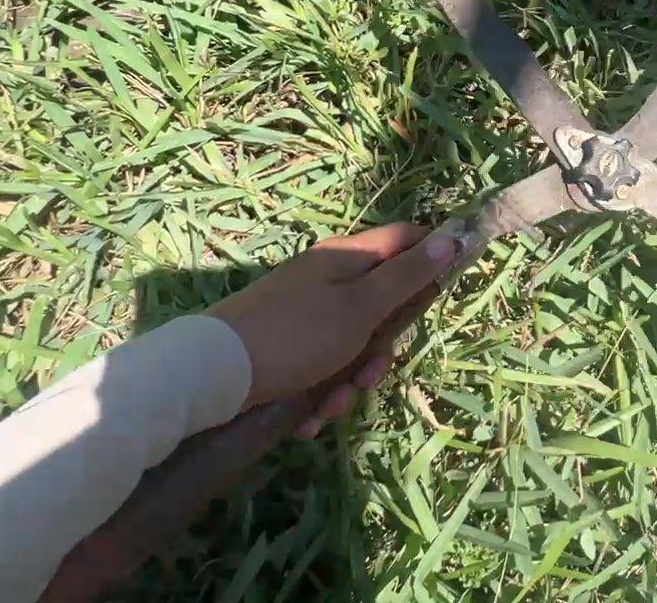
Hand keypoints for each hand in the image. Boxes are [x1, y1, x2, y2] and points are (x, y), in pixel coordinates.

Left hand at [207, 223, 452, 436]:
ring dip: (350, 379)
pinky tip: (308, 418)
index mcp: (348, 258)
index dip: (431, 257)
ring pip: (352, 341)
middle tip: (371, 373)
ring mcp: (302, 312)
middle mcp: (327, 279)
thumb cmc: (297, 335)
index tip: (441, 291)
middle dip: (383, 345)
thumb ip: (408, 275)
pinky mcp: (282, 345)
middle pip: (382, 301)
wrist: (206, 377)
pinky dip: (320, 392)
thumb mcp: (363, 307)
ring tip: (331, 408)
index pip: (405, 238)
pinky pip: (320, 364)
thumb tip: (450, 238)